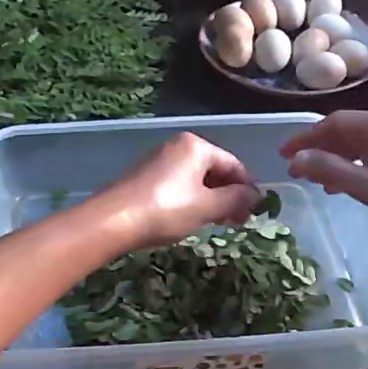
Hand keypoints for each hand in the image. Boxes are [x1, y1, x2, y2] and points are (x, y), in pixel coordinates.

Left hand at [92, 133, 258, 248]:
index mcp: (196, 146)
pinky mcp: (143, 177)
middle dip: (228, 195)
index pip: (234, 165)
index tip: (253, 213)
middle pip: (213, 170)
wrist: (112, 220)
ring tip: (215, 222)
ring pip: (194, 179)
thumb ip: (235, 199)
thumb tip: (255, 195)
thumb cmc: (166, 210)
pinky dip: (189, 199)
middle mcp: (177, 146)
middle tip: (236, 221)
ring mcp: (157, 160)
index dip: (247, 189)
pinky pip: (176, 185)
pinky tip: (188, 218)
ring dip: (209, 199)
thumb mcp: (207, 207)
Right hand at [280, 111, 367, 251]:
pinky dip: (356, 168)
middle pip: (348, 131)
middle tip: (296, 168)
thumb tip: (296, 160)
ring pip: (362, 146)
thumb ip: (330, 170)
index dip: (305, 137)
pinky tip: (348, 186)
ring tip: (316, 179)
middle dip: (319, 148)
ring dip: (336, 160)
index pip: (334, 122)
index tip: (283, 154)